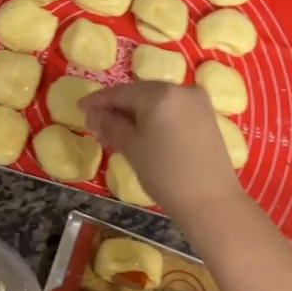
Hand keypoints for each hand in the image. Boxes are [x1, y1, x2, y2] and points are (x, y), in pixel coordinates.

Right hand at [80, 81, 243, 221]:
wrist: (212, 202)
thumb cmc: (166, 174)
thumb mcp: (132, 148)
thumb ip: (111, 125)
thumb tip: (93, 115)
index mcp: (160, 93)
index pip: (120, 92)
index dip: (97, 100)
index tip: (79, 107)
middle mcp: (181, 89)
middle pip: (140, 93)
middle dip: (118, 107)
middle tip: (96, 122)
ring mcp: (197, 101)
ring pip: (157, 101)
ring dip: (136, 112)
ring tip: (116, 130)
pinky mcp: (206, 115)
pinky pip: (172, 109)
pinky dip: (155, 117)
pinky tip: (142, 131)